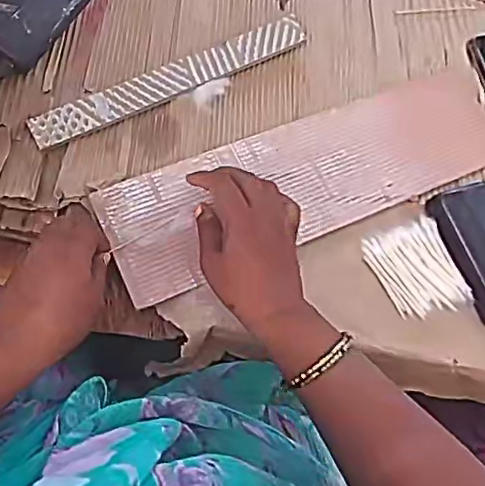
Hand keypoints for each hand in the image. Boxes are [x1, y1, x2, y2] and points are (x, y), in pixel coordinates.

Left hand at [0, 204, 110, 360]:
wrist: (15, 339)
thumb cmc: (62, 321)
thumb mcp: (93, 300)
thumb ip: (99, 273)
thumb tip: (98, 259)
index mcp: (73, 245)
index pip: (90, 227)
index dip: (100, 239)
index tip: (105, 254)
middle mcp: (50, 241)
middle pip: (67, 223)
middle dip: (80, 233)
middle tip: (91, 254)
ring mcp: (31, 252)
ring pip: (51, 234)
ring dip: (64, 243)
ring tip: (74, 268)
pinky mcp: (18, 266)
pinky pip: (39, 250)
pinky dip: (50, 256)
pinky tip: (55, 279)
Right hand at [187, 167, 310, 337]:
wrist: (276, 311)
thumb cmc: (246, 293)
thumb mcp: (211, 263)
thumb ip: (207, 231)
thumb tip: (204, 212)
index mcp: (242, 221)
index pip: (223, 184)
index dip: (205, 178)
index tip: (195, 180)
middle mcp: (263, 216)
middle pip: (244, 178)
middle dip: (223, 174)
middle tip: (208, 179)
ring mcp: (279, 222)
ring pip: (265, 185)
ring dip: (246, 179)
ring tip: (231, 184)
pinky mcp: (289, 232)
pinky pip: (283, 202)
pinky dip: (270, 194)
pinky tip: (263, 199)